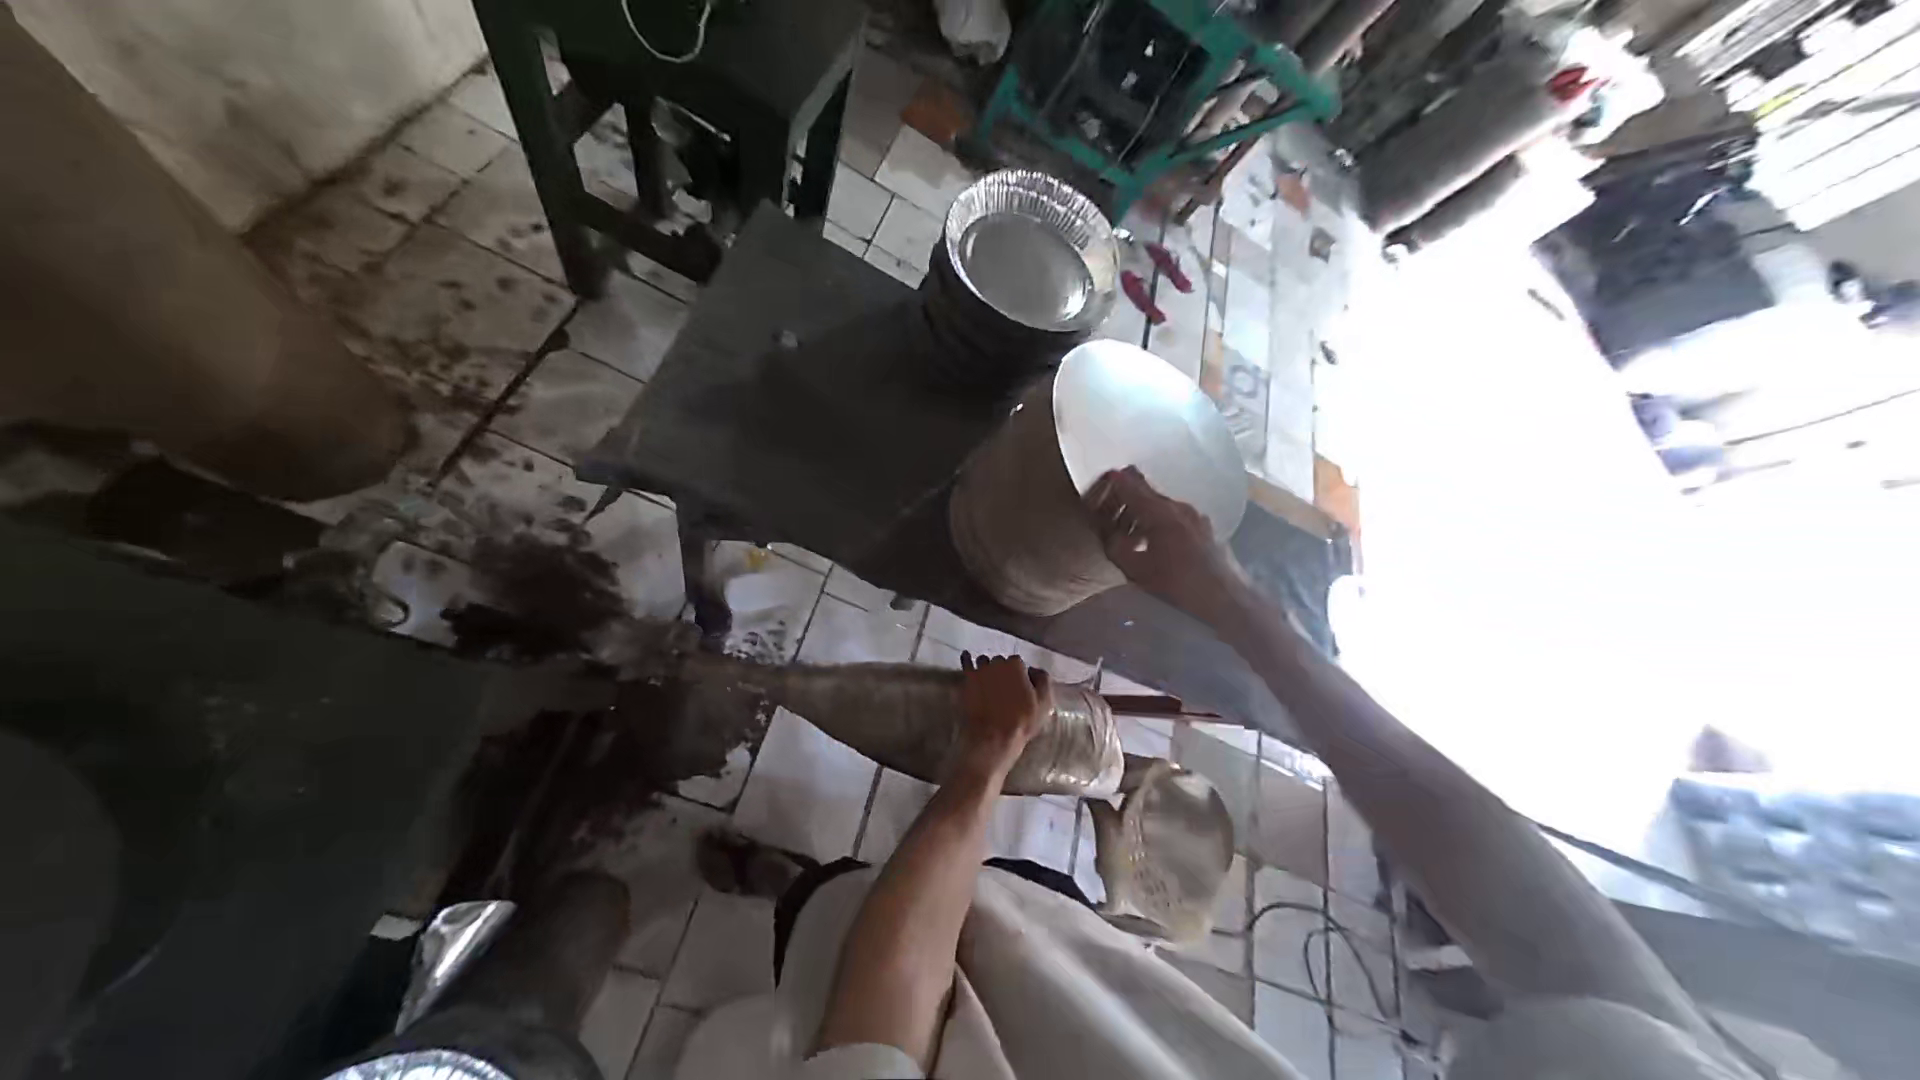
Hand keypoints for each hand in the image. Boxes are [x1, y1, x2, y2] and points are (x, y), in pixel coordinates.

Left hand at [953, 653, 1047, 779]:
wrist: (993, 737)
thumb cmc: (1022, 721)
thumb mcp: (1044, 703)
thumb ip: (1043, 680)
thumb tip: (1033, 669)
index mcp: (1016, 665)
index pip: (1019, 663)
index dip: (1020, 675)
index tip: (1020, 687)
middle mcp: (997, 663)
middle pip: (1001, 662)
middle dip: (1003, 671)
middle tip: (1005, 687)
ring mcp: (980, 670)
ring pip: (985, 662)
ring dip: (987, 667)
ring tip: (989, 679)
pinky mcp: (967, 680)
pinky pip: (966, 663)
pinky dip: (967, 658)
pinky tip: (967, 655)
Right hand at [1085, 466, 1249, 620]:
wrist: (1226, 598)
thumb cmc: (1178, 584)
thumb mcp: (1136, 569)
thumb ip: (1116, 546)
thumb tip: (1107, 532)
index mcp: (1161, 513)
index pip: (1132, 487)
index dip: (1115, 481)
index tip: (1104, 477)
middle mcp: (1179, 507)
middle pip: (1149, 492)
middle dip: (1128, 493)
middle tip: (1111, 498)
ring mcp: (1196, 517)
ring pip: (1163, 504)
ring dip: (1144, 509)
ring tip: (1130, 523)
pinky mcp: (1205, 529)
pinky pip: (1175, 515)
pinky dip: (1160, 519)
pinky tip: (1155, 537)